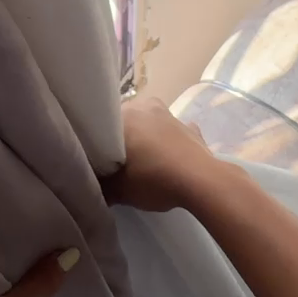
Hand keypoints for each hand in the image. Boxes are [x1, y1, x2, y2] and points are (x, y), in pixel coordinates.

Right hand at [102, 95, 231, 212]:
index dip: (101, 139)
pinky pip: (174, 132)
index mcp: (125, 114)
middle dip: (125, 136)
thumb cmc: (153, 178)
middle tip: (121, 160)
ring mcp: (170, 115)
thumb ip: (103, 186)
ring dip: (148, 136)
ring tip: (146, 160)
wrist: (201, 181)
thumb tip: (96, 186)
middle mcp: (145, 106)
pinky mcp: (190, 128)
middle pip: (128, 120)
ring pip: (151, 123)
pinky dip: (171, 141)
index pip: (104, 122)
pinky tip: (171, 156)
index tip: (100, 156)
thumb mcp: (119, 190)